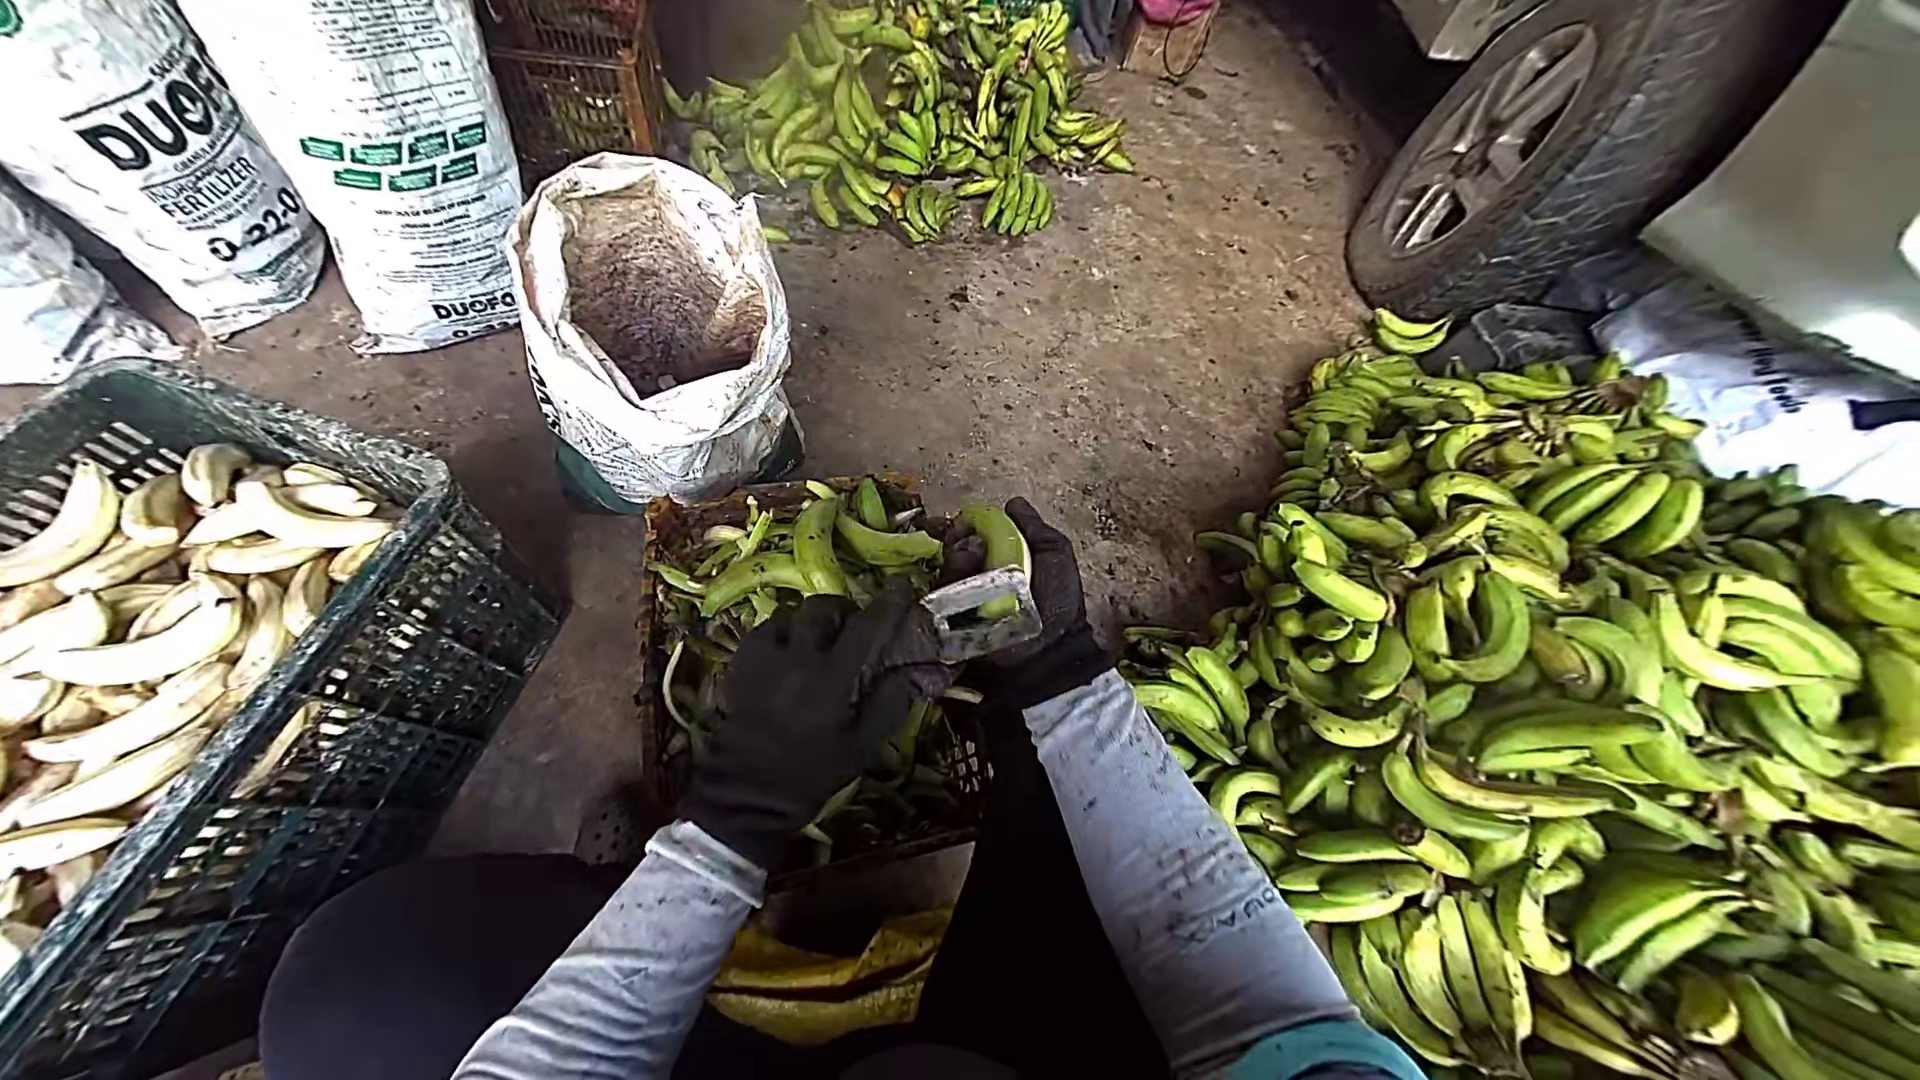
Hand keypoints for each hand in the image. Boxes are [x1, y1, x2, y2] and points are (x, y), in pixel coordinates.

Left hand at [678, 577, 950, 869]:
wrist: (747, 792)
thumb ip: (895, 698)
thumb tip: (932, 671)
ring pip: (793, 612)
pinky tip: (788, 652)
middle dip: (844, 612)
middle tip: (852, 629)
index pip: (869, 626)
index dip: (890, 603)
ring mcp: (765, 656)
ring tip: (818, 640)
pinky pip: (766, 627)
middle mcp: (799, 656)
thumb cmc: (813, 770)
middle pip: (825, 607)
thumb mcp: (864, 741)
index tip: (905, 587)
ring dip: (811, 620)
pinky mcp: (740, 661)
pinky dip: (783, 631)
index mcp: (834, 677)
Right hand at [942, 498, 1109, 708]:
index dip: (958, 525)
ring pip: (945, 571)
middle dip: (953, 536)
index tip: (953, 520)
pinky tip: (963, 577)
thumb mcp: (1055, 554)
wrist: (1054, 646)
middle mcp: (977, 577)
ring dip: (955, 557)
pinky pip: (942, 599)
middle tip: (961, 535)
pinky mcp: (955, 624)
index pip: (969, 535)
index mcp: (999, 559)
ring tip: (970, 553)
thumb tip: (1013, 502)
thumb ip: (1035, 528)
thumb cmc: (1059, 599)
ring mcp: (964, 601)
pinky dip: (949, 583)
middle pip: (951, 549)